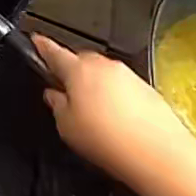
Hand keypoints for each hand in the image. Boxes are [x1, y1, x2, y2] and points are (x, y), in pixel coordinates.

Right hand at [34, 34, 195, 183]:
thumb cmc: (106, 139)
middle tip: (64, 95)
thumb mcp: (65, 126)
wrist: (158, 154)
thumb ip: (56, 104)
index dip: (41, 46)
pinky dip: (114, 98)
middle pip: (81, 61)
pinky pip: (122, 87)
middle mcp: (105, 65)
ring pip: (103, 74)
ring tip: (91, 116)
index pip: (53, 51)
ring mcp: (129, 76)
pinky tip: (113, 121)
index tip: (36, 41)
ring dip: (94, 87)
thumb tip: (55, 95)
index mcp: (78, 69)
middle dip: (71, 73)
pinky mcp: (147, 89)